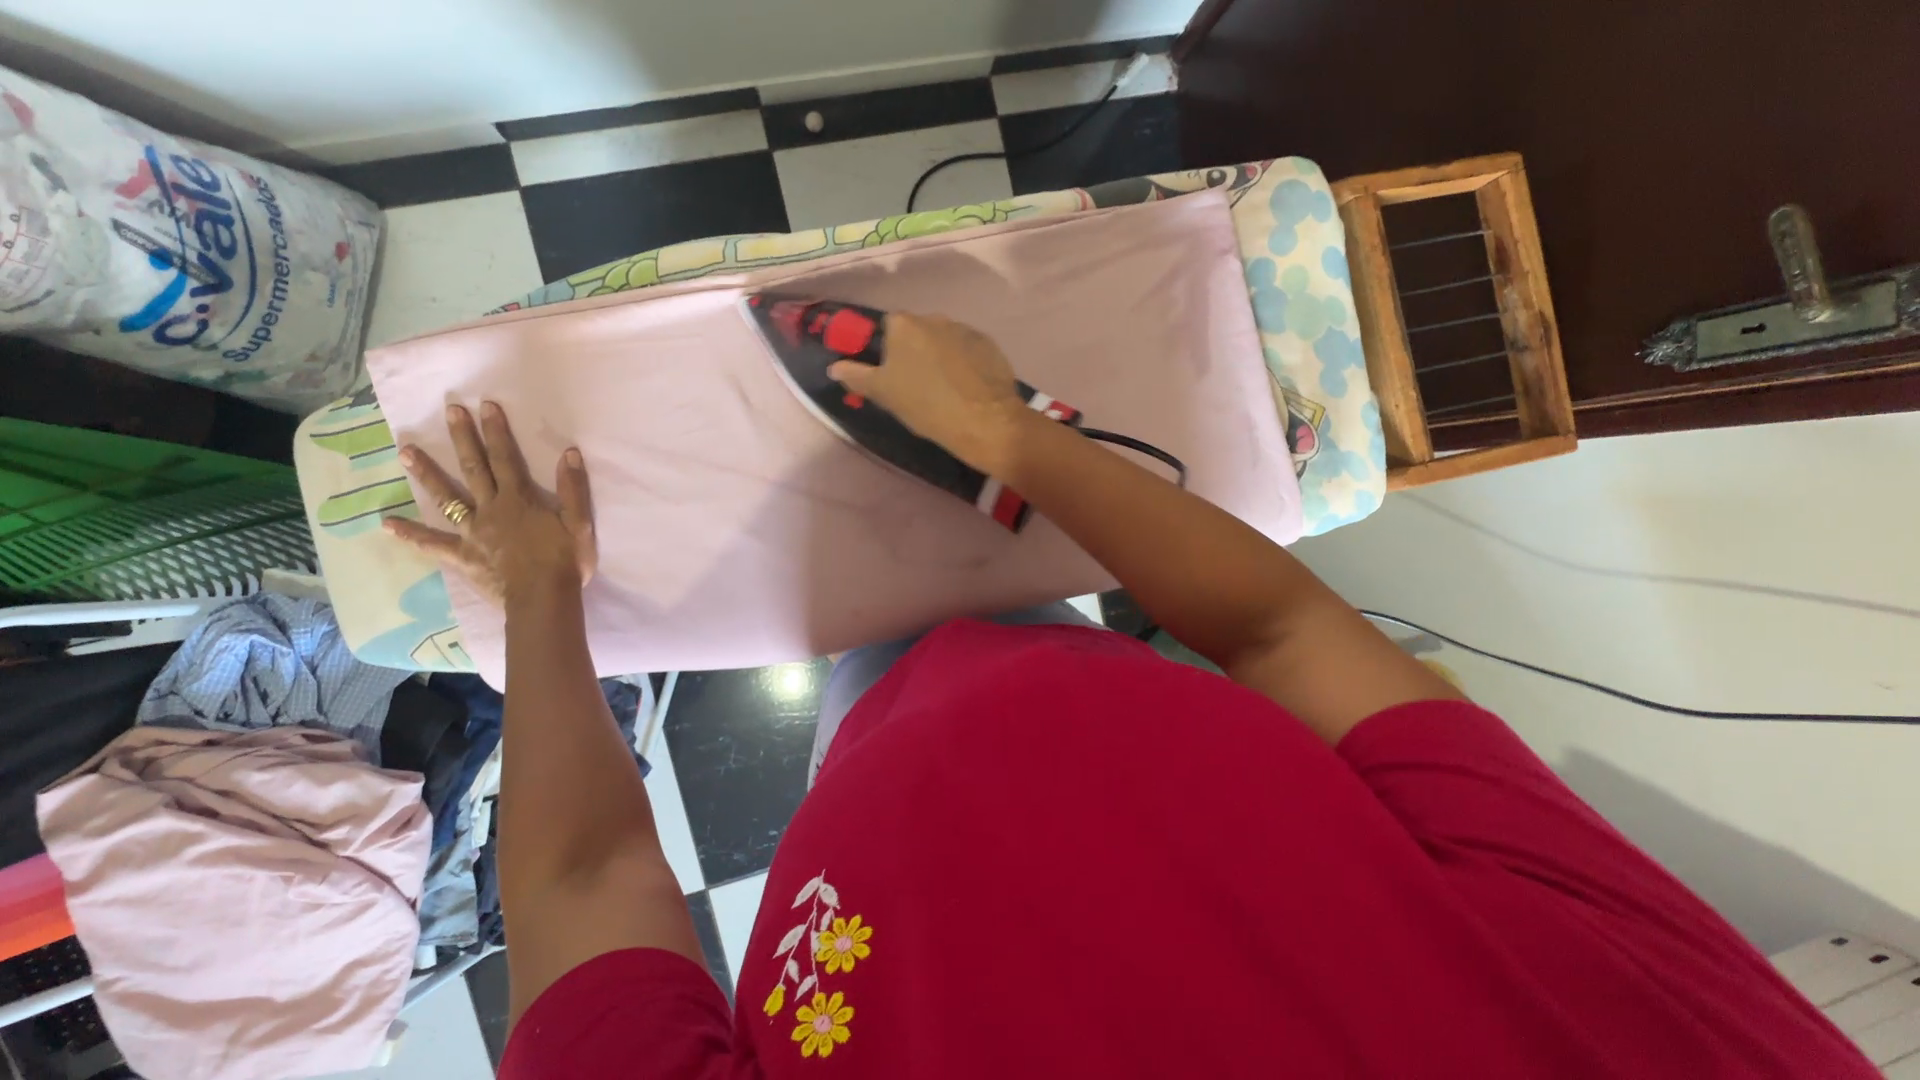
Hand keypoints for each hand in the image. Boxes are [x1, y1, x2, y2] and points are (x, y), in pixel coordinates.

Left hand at [383, 401, 596, 606]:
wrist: (543, 599)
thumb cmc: (565, 562)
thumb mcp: (579, 524)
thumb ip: (574, 488)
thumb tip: (568, 453)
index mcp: (519, 500)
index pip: (506, 458)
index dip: (497, 431)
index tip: (486, 406)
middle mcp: (491, 509)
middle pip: (474, 468)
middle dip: (463, 437)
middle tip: (450, 410)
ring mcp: (473, 532)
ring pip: (447, 498)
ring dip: (426, 473)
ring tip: (405, 452)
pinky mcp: (463, 556)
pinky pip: (433, 545)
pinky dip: (411, 535)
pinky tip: (388, 524)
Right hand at [827, 313, 1029, 472]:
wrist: (983, 419)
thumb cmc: (924, 405)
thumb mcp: (883, 393)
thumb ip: (856, 376)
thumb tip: (834, 367)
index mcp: (904, 324)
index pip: (888, 327)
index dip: (888, 350)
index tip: (892, 373)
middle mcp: (934, 318)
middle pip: (918, 331)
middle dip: (916, 352)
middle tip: (918, 384)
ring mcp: (965, 329)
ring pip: (945, 340)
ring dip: (942, 357)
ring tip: (946, 389)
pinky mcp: (989, 345)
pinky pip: (970, 350)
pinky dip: (966, 364)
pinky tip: (968, 388)